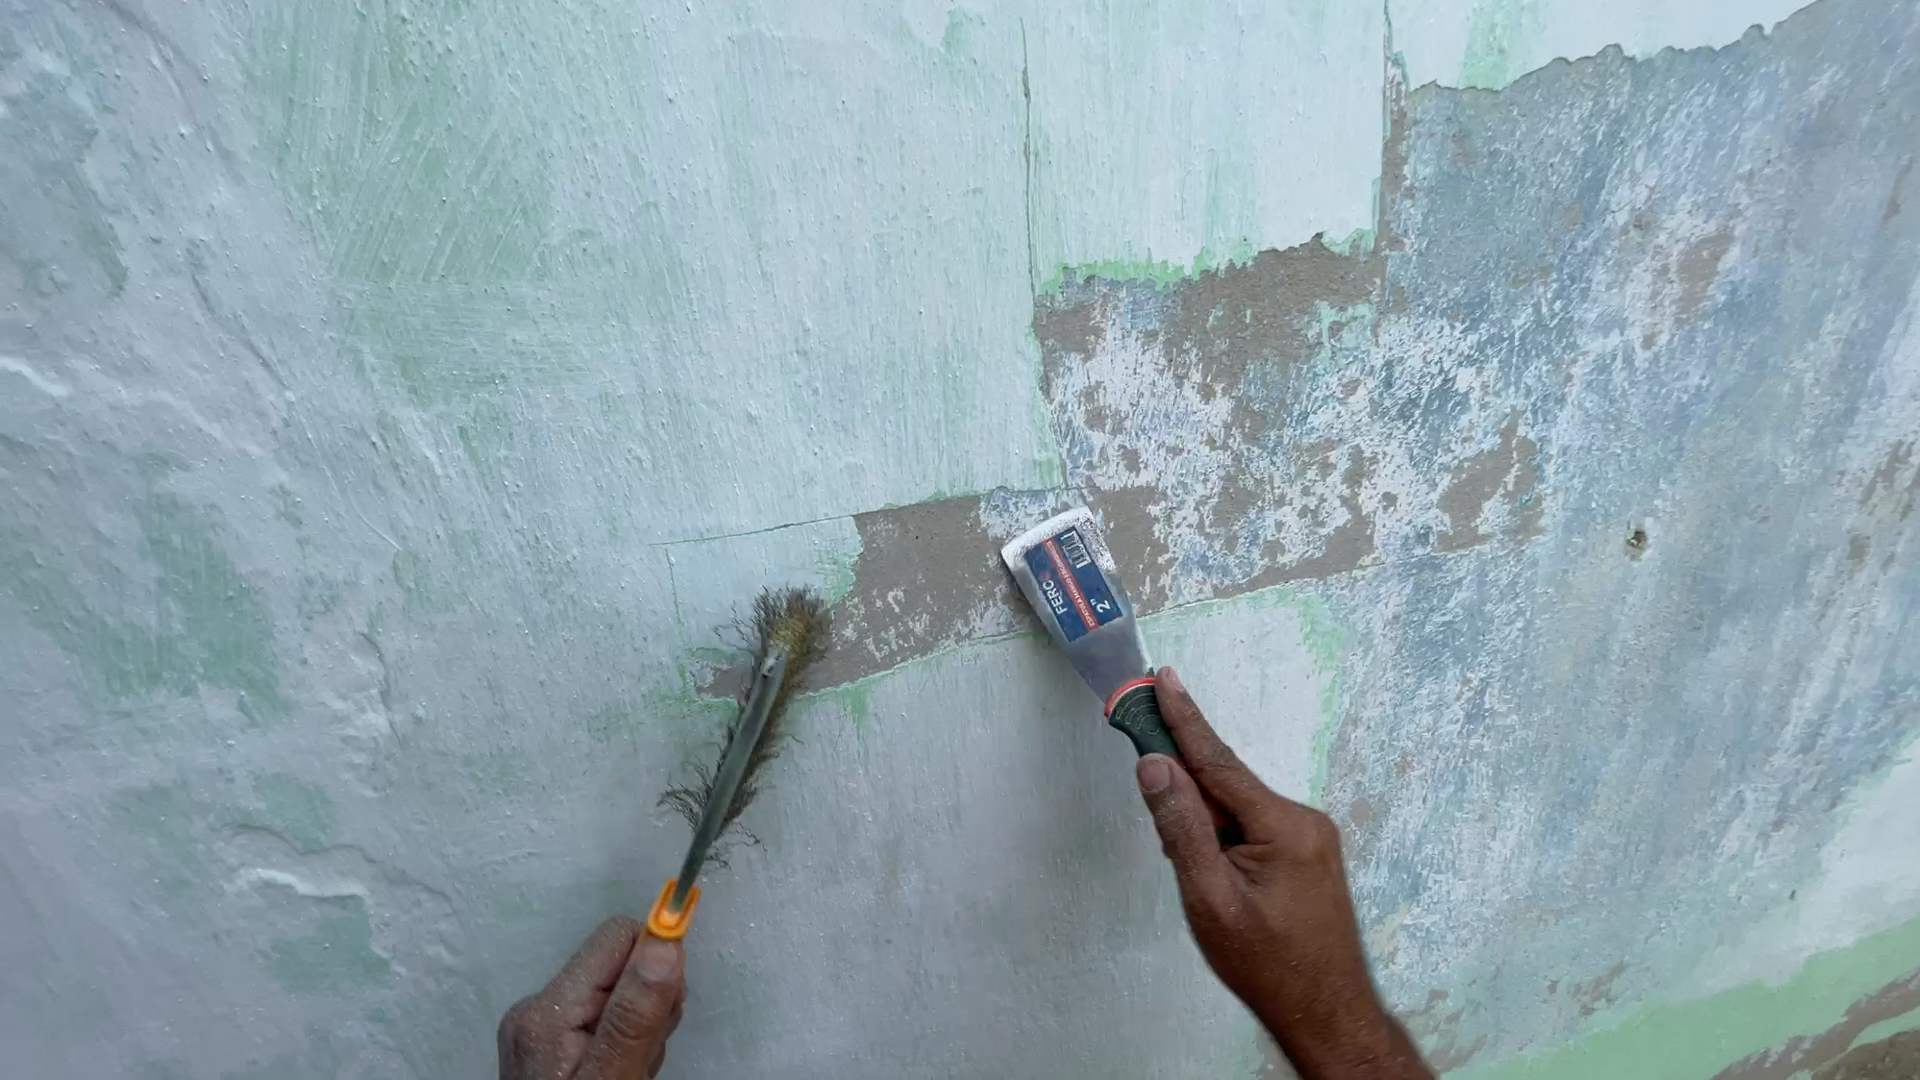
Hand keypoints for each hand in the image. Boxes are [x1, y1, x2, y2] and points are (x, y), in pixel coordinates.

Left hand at [499, 917, 686, 1079]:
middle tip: (648, 1049)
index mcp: (549, 1009)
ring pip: (623, 984)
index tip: (667, 1005)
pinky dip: (630, 1033)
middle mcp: (539, 1006)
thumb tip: (668, 939)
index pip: (619, 935)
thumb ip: (636, 1013)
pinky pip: (610, 1009)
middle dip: (653, 996)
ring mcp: (544, 1023)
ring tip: (635, 1066)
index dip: (655, 959)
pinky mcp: (554, 1038)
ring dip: (645, 1019)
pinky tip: (623, 1066)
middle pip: (624, 959)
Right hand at [1135, 668, 1430, 1079]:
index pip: (1218, 760)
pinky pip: (1249, 825)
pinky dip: (1221, 838)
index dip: (1184, 717)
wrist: (1328, 1019)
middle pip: (1224, 786)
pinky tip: (1219, 878)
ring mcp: (1308, 834)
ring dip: (1204, 828)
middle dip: (1187, 802)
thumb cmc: (1264, 964)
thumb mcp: (1209, 898)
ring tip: (1202, 881)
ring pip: (1234, 808)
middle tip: (1173, 848)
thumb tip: (1155, 764)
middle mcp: (1302, 818)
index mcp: (1283, 825)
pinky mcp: (1305, 851)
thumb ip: (1180, 826)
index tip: (1163, 677)